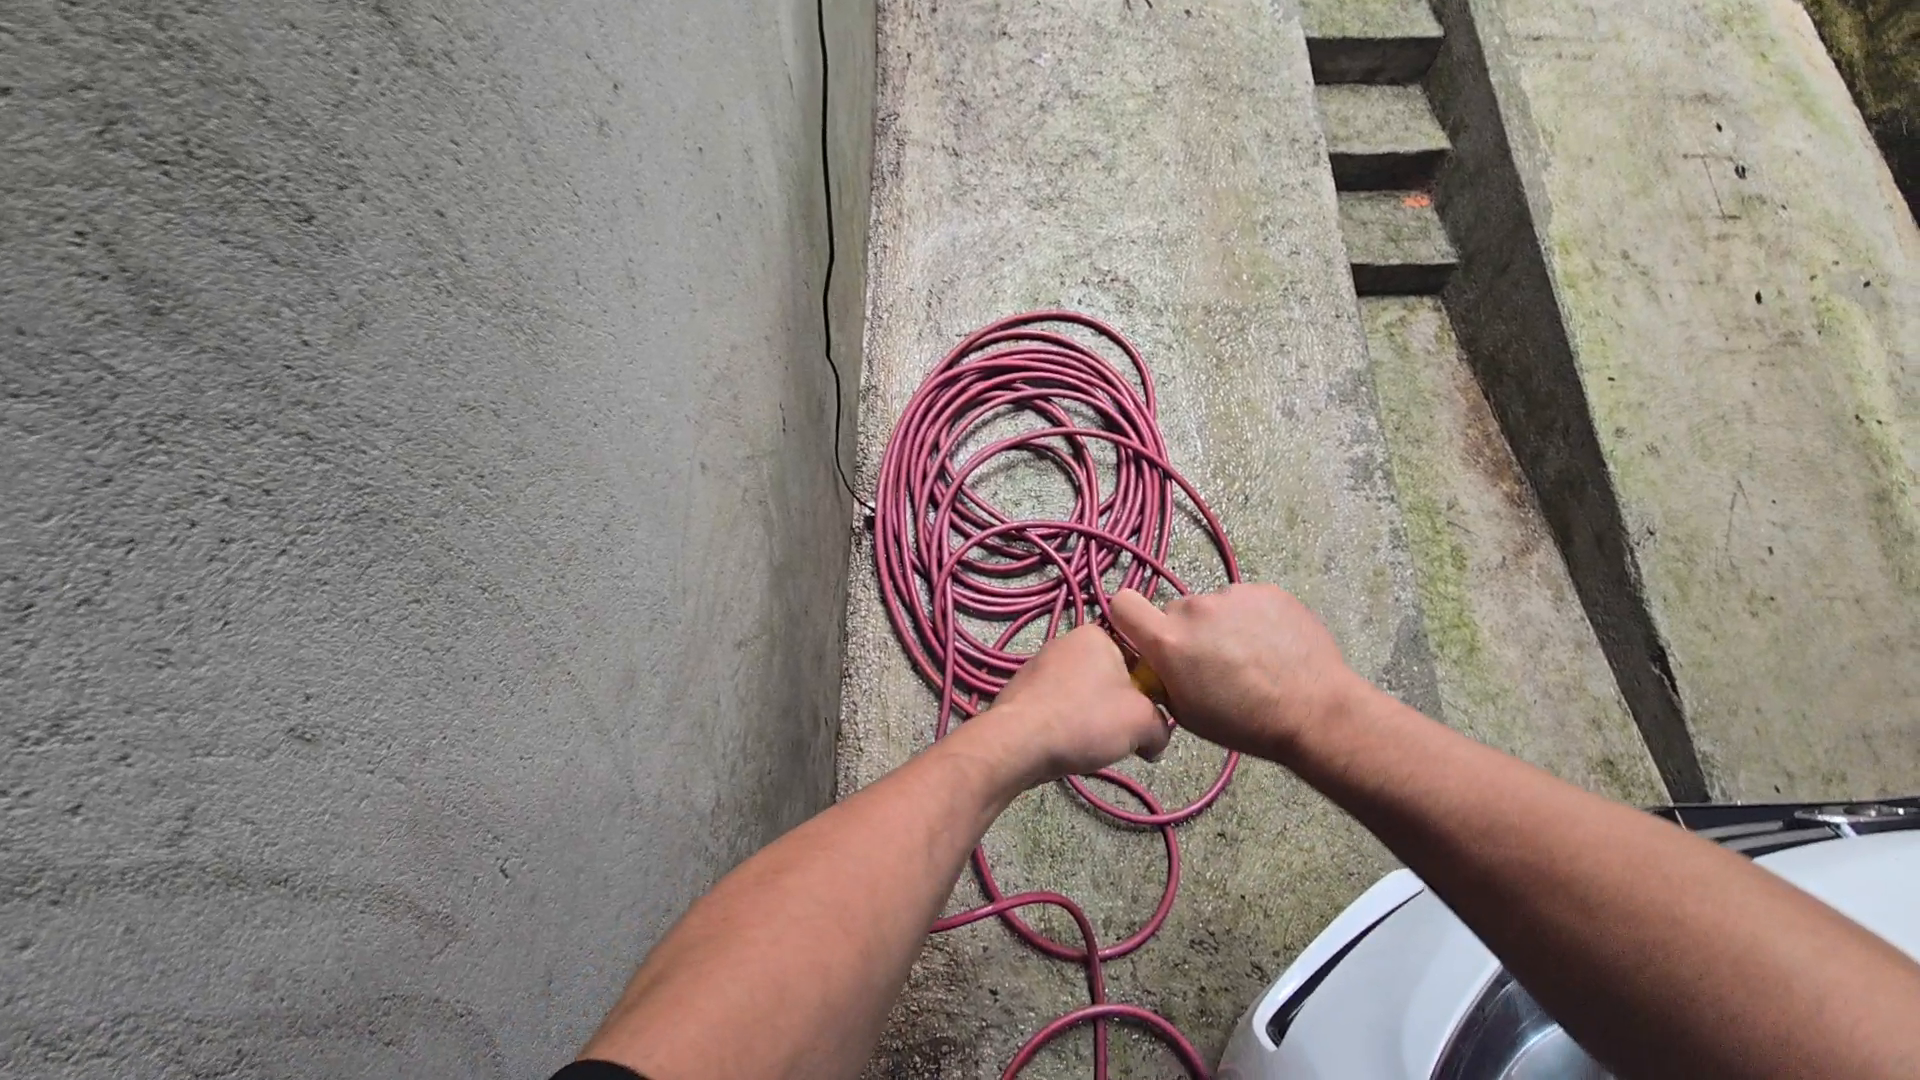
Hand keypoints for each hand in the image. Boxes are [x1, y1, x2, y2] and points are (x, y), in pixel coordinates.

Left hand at [976, 623, 1170, 785]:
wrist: (1018, 742)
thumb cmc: (1086, 720)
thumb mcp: (1143, 723)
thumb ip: (1162, 727)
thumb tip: (1155, 741)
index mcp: (1096, 635)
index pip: (1139, 657)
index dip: (1150, 691)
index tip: (1148, 718)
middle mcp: (1066, 642)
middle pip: (1111, 678)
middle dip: (1121, 708)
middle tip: (1123, 736)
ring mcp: (1040, 665)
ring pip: (1085, 695)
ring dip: (1094, 719)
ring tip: (1092, 745)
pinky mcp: (1023, 691)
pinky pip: (1059, 707)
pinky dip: (1068, 725)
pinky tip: (1068, 745)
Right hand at [1109, 584, 1364, 756]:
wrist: (1316, 712)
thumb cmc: (1245, 722)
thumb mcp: (1186, 712)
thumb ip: (1161, 678)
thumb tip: (1156, 663)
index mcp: (1168, 640)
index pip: (1122, 604)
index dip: (1129, 619)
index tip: (1145, 636)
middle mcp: (1195, 609)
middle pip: (1174, 611)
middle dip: (1185, 632)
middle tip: (1212, 662)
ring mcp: (1232, 596)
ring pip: (1212, 607)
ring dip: (1220, 626)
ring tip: (1249, 656)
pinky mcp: (1266, 590)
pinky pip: (1245, 601)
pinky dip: (1251, 619)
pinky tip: (1271, 646)